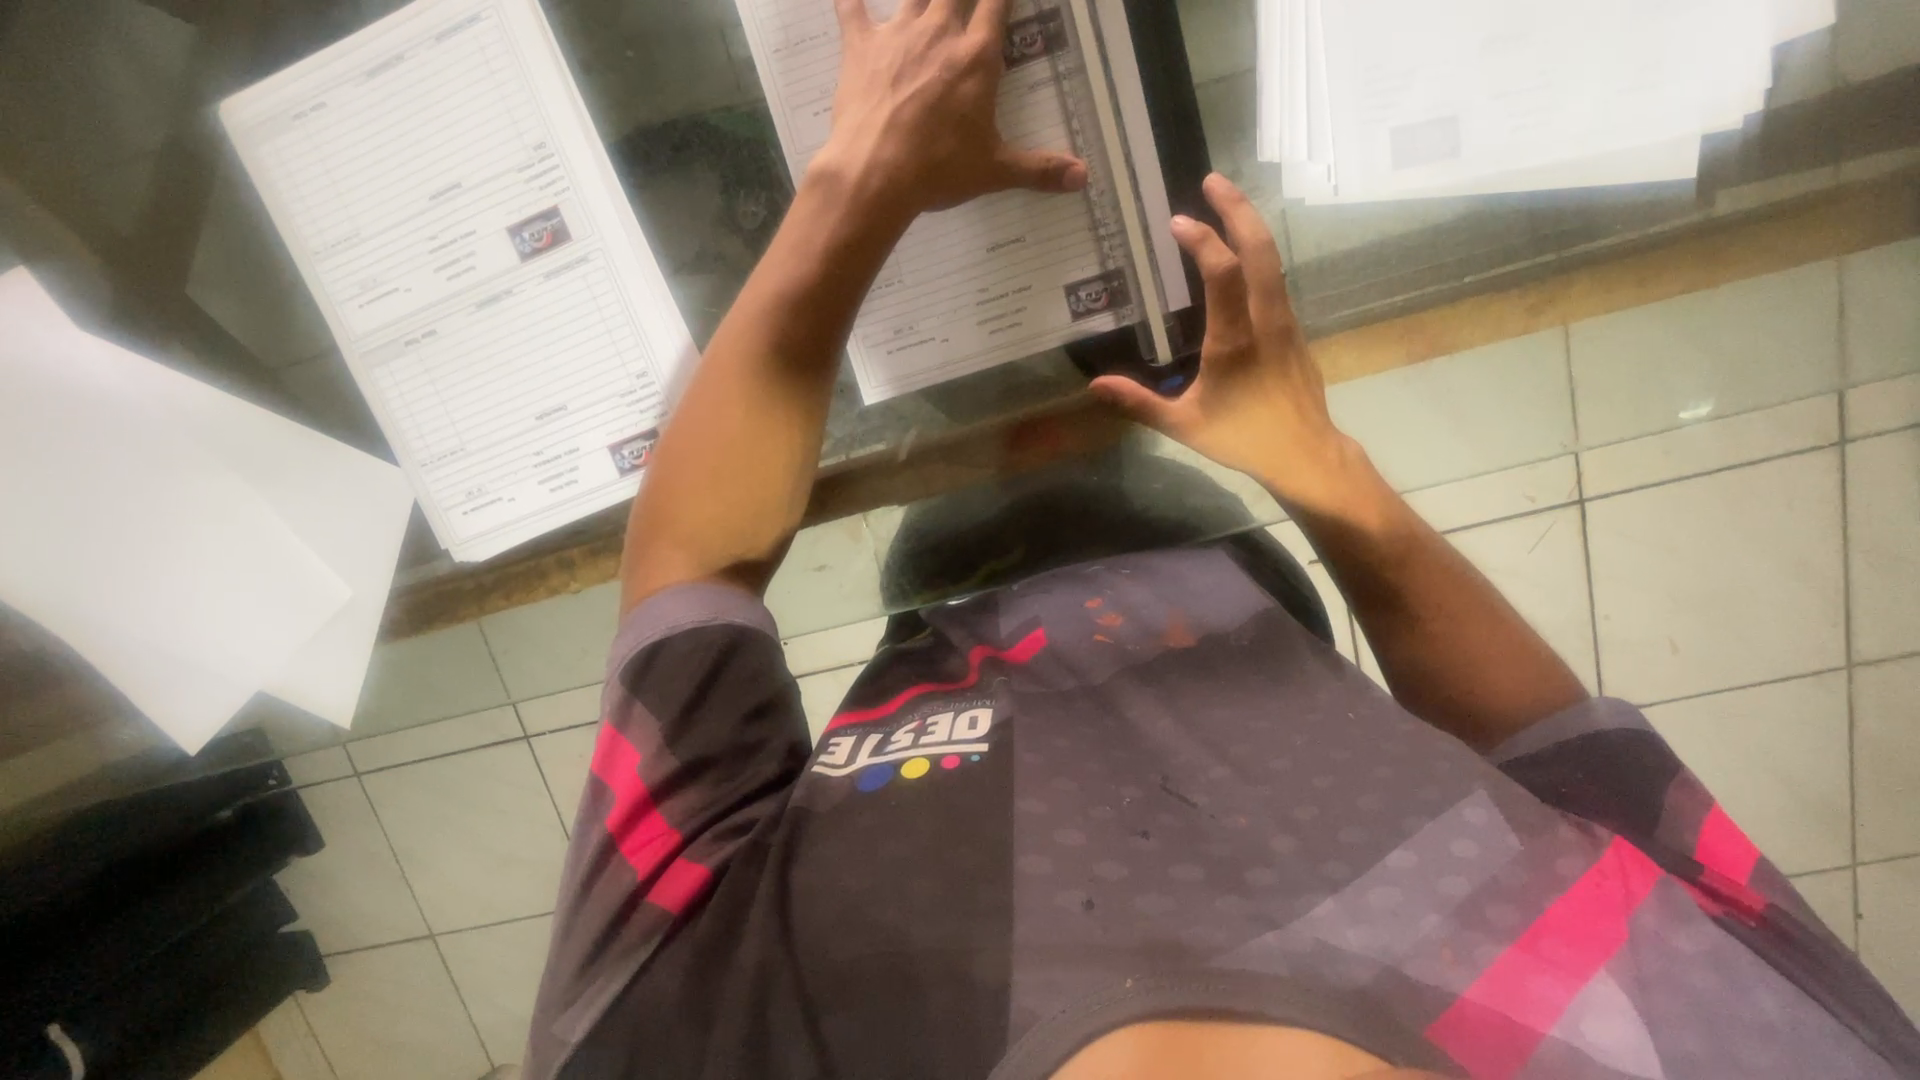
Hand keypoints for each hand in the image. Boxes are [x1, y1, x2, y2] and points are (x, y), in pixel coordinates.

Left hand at [811, 0, 1087, 225]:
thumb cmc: (938, 171)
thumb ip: (1039, 169)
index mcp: (977, 57)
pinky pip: (851, 9)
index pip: (998, 1)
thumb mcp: (994, 171)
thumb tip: (1083, 178)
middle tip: (965, 0)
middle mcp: (939, 33)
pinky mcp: (859, 49)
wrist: (875, 174)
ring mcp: (897, 36)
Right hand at [1090, 174, 1375, 519]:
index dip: (1202, 240)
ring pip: (1273, 261)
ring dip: (1250, 227)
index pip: (1223, 272)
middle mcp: (1266, 319)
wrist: (1305, 454)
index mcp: (1234, 339)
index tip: (1178, 222)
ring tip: (1226, 205)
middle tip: (1212, 180)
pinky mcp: (1294, 331)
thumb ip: (1138, 403)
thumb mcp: (1183, 424)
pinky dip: (1257, 256)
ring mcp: (1286, 322)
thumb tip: (1094, 386)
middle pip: (1259, 249)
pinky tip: (1241, 257)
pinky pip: (1275, 281)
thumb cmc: (1242, 438)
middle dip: (1237, 209)